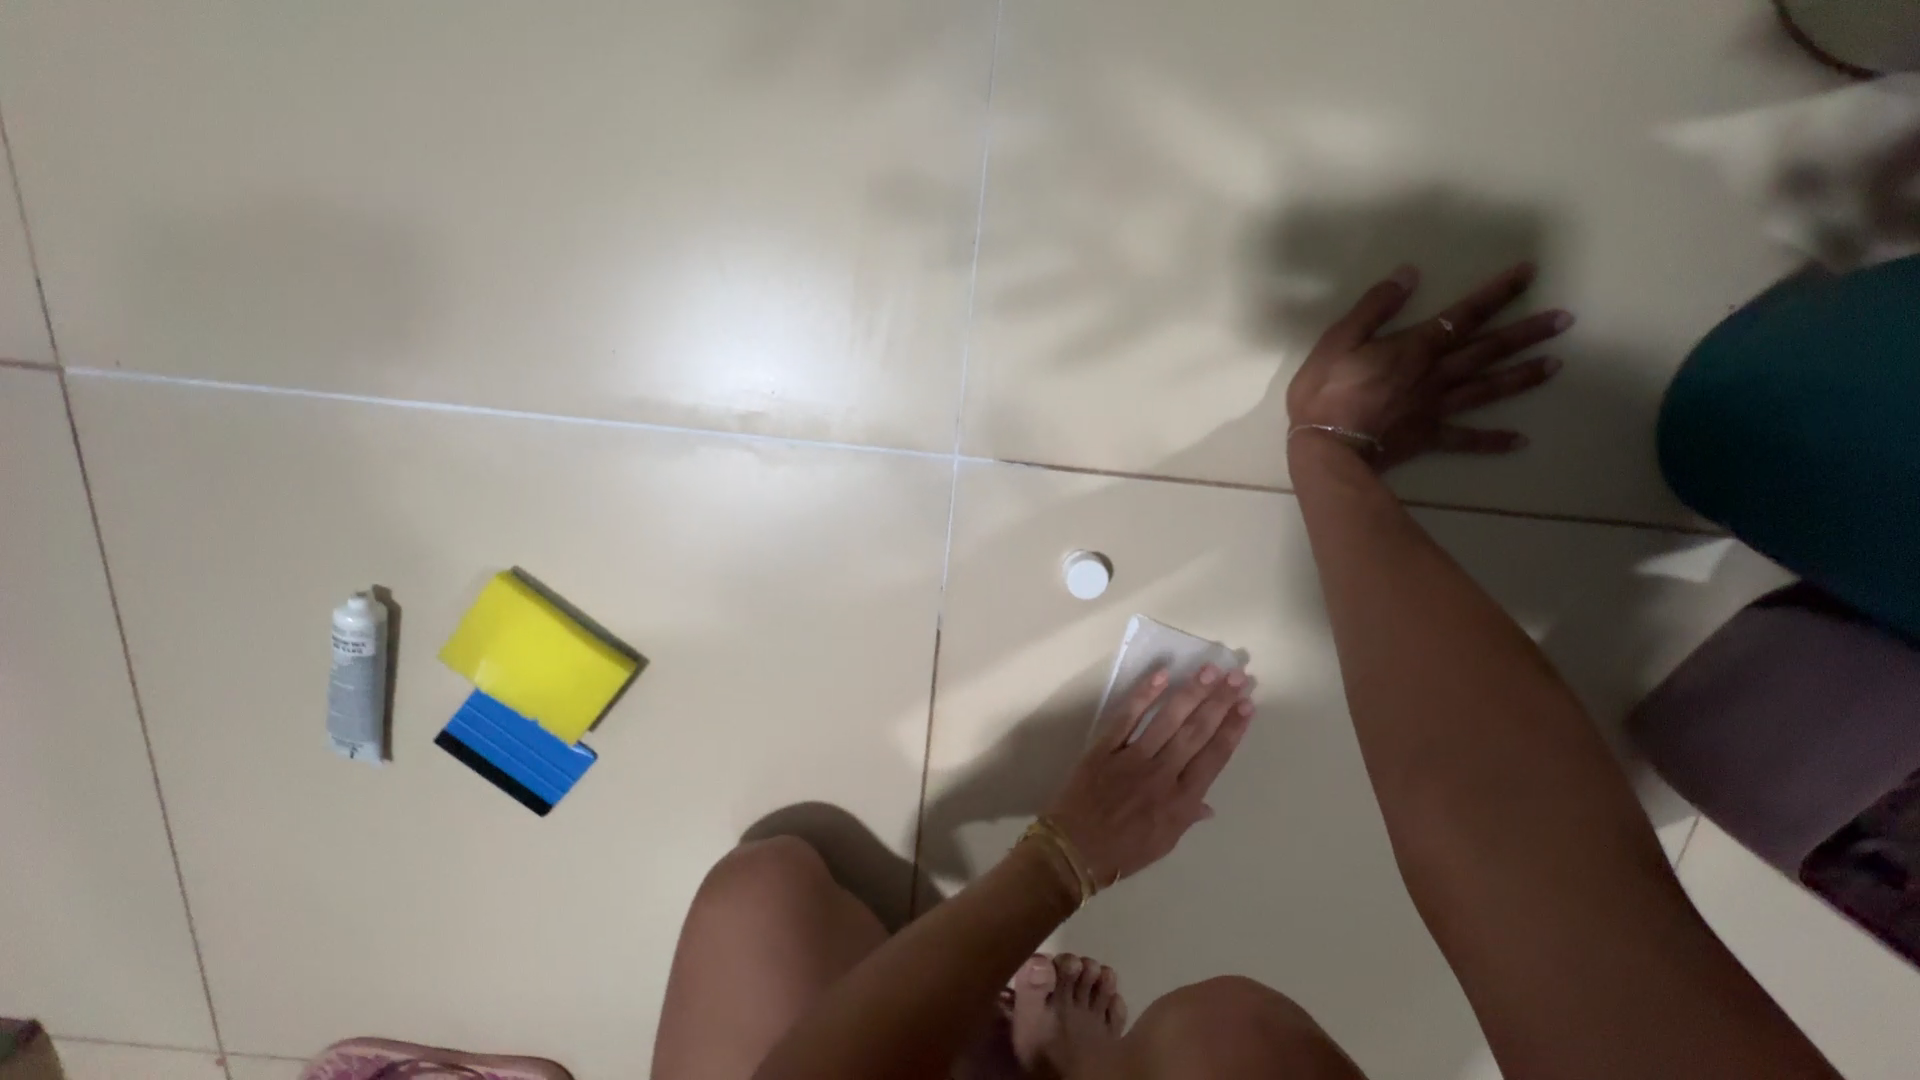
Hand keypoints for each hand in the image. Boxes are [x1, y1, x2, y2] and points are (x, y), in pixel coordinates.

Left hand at [1039, 665, 1254, 888]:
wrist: (1072, 850)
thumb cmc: (1121, 852)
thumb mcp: (1163, 844)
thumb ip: (1186, 817)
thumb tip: (1208, 805)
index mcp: (1181, 802)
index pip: (1214, 757)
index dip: (1232, 729)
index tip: (1247, 705)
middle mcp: (1162, 775)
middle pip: (1196, 732)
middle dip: (1220, 702)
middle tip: (1238, 676)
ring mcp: (1132, 759)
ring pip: (1167, 720)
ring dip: (1191, 692)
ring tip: (1210, 669)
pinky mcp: (1104, 749)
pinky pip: (1126, 717)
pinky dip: (1144, 695)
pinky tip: (1161, 676)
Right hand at [1285, 262, 1572, 469]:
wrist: (1326, 447)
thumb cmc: (1325, 392)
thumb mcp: (1339, 340)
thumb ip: (1375, 307)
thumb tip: (1409, 274)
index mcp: (1416, 347)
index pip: (1465, 314)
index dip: (1497, 292)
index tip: (1529, 273)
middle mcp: (1436, 374)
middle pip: (1488, 350)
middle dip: (1527, 332)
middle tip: (1566, 320)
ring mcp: (1436, 407)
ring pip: (1487, 388)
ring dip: (1523, 376)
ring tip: (1557, 365)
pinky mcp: (1428, 437)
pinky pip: (1466, 439)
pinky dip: (1493, 441)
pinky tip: (1520, 441)